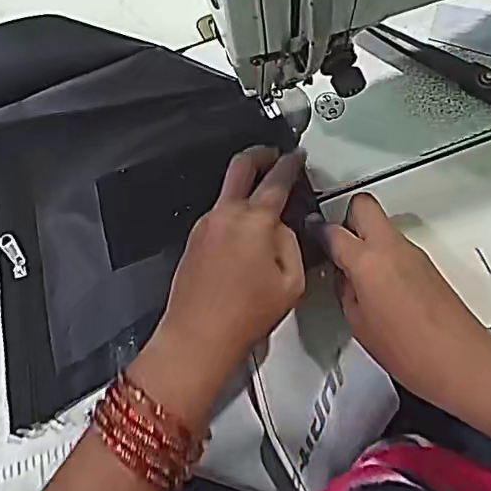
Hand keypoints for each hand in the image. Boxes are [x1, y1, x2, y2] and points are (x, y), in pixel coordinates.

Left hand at [134, 148, 307, 423]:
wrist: (198, 335)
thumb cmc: (242, 316)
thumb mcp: (292, 282)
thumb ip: (291, 242)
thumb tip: (284, 228)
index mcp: (254, 221)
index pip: (277, 179)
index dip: (290, 164)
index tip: (296, 158)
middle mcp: (225, 215)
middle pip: (241, 165)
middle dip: (261, 154)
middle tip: (274, 156)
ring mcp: (206, 224)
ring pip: (228, 191)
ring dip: (246, 187)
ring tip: (266, 206)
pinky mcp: (195, 238)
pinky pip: (219, 214)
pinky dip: (235, 213)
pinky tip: (247, 235)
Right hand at [325, 194, 490, 409]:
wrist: (463, 364)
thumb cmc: (416, 352)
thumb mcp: (358, 323)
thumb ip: (345, 290)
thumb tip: (343, 279)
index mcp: (367, 260)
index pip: (332, 230)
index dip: (318, 232)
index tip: (314, 237)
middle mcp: (392, 248)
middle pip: (363, 204)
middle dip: (346, 215)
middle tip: (337, 239)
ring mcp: (414, 254)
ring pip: (383, 225)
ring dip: (368, 238)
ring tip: (359, 270)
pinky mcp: (429, 265)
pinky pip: (398, 246)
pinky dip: (386, 256)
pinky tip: (382, 285)